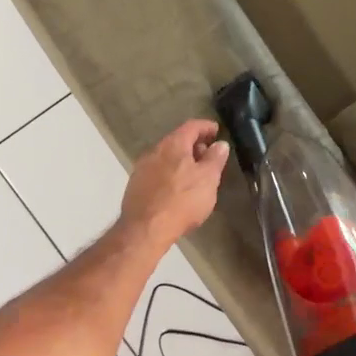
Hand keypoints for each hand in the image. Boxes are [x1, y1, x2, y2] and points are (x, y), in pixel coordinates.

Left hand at [118, 119, 229, 246]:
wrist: (145, 228)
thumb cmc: (182, 201)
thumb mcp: (207, 179)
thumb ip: (215, 159)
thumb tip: (220, 144)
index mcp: (173, 144)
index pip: (191, 126)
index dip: (206, 127)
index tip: (216, 131)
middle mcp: (154, 151)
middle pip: (177, 141)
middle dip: (193, 145)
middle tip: (208, 155)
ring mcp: (142, 168)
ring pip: (165, 157)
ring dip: (181, 160)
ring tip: (194, 174)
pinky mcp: (135, 185)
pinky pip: (157, 172)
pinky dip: (170, 173)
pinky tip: (176, 188)